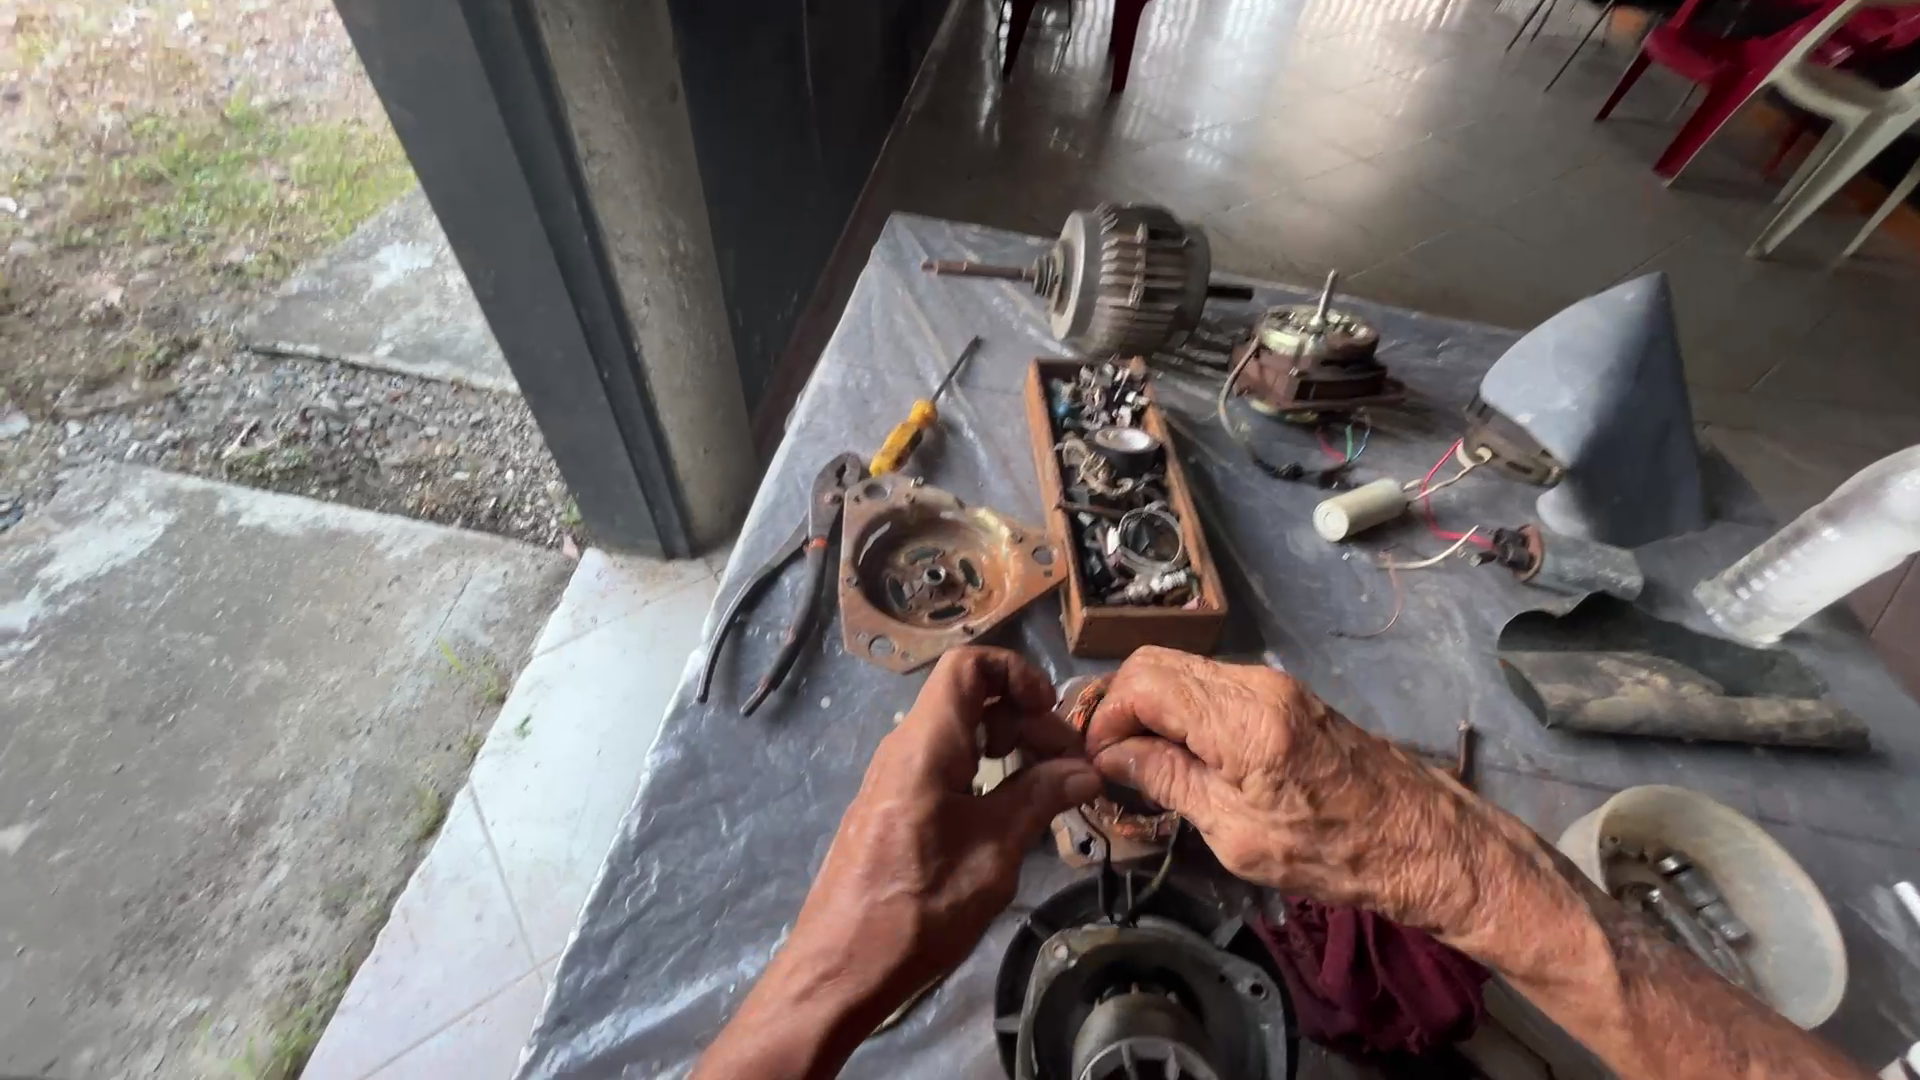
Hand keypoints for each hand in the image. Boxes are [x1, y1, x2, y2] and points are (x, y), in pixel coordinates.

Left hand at [695, 647, 1100, 1079]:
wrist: (839, 967)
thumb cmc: (918, 908)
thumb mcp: (993, 853)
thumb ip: (1039, 799)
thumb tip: (1087, 770)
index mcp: (927, 744)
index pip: (967, 665)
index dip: (1015, 673)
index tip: (1049, 712)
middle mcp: (906, 745)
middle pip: (971, 698)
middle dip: (1025, 720)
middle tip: (1068, 768)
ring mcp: (895, 773)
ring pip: (959, 730)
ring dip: (1007, 747)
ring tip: (1047, 790)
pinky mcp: (894, 800)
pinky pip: (944, 760)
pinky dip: (983, 769)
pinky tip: (1008, 810)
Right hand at [1083, 647, 1487, 938]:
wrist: (1428, 843)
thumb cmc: (1334, 854)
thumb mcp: (1236, 833)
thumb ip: (1167, 779)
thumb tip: (1109, 754)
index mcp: (1242, 721)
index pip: (1143, 682)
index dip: (1107, 717)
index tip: (1097, 759)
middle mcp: (1253, 683)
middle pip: (1154, 662)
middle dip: (1120, 704)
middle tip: (1112, 755)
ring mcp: (1269, 682)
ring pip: (1179, 667)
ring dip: (1148, 704)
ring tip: (1143, 755)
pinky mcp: (1279, 692)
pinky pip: (1208, 682)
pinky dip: (1179, 705)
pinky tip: (1180, 747)